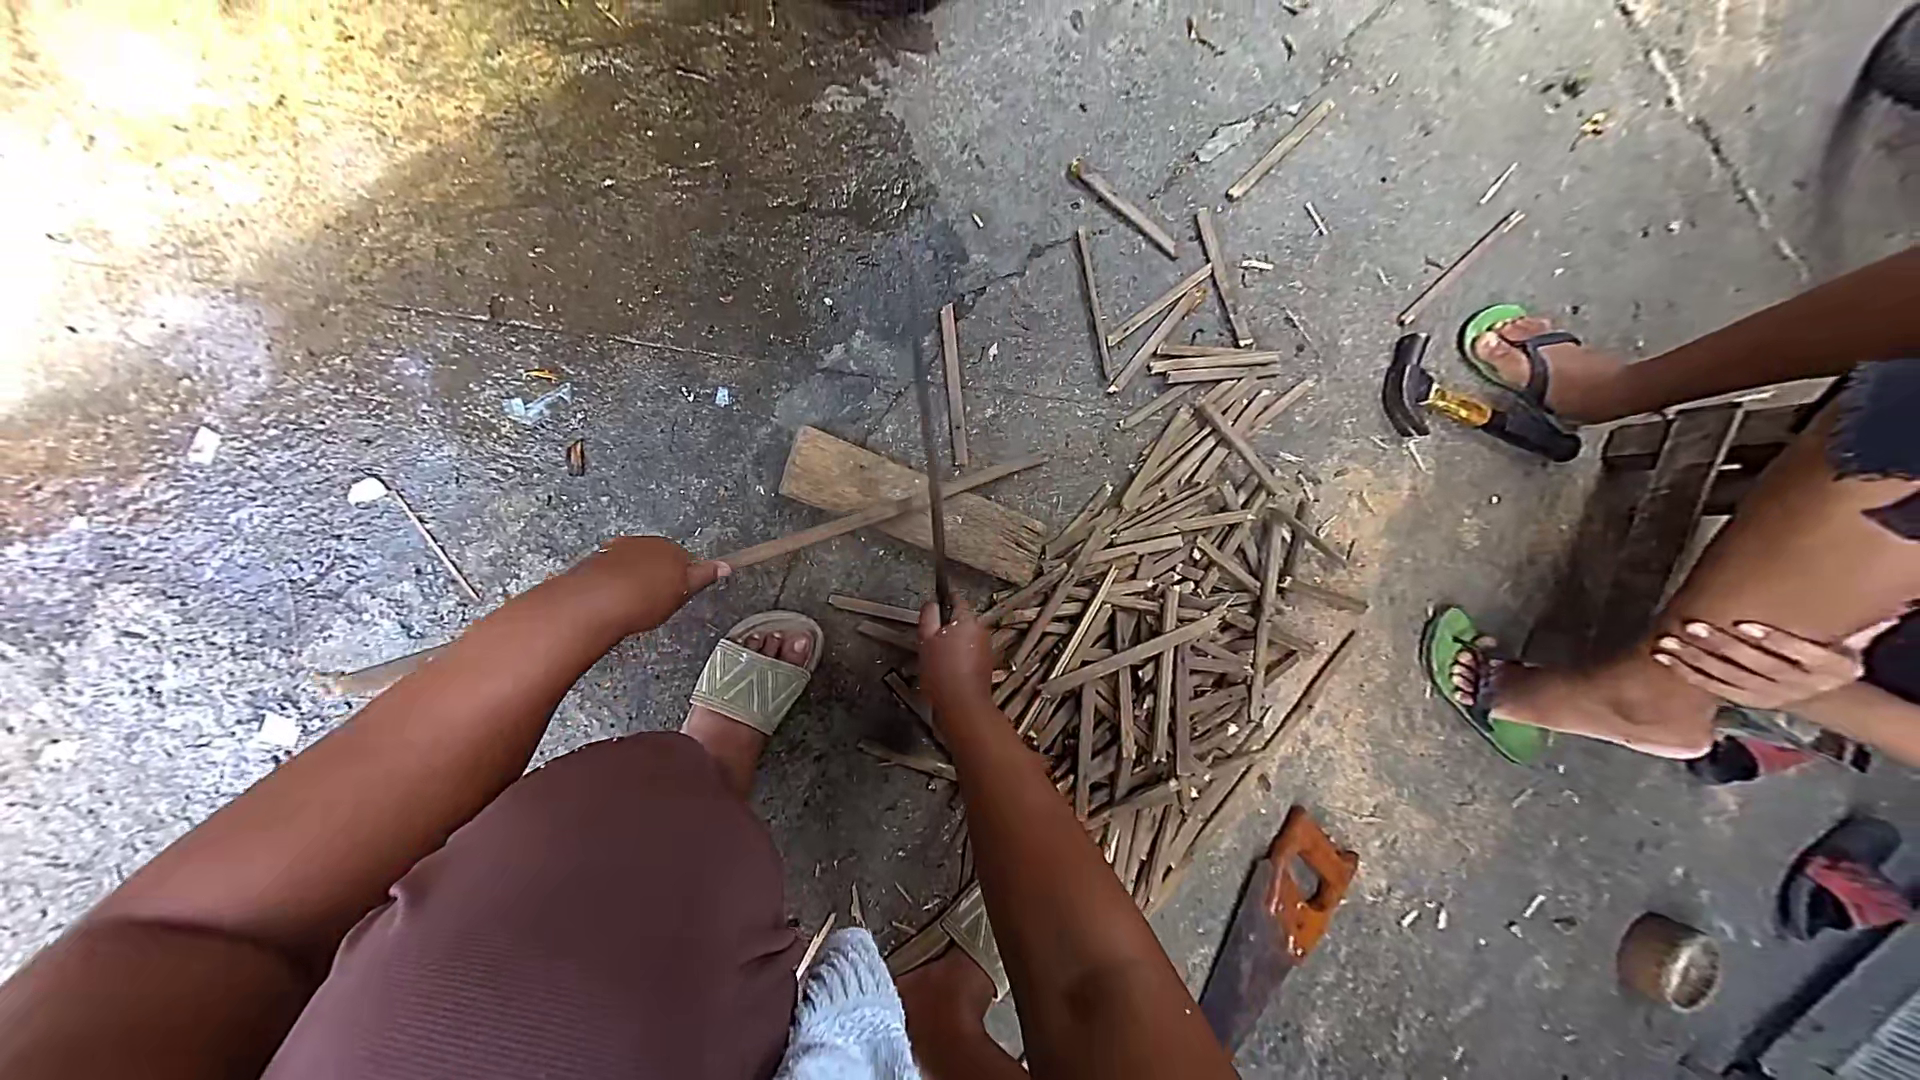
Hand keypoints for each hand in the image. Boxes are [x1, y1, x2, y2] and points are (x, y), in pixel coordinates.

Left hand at [570, 536, 727, 634]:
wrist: (594, 604)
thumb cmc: (642, 598)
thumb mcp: (684, 591)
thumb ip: (705, 576)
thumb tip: (724, 566)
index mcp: (670, 547)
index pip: (685, 559)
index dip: (683, 580)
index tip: (678, 594)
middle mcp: (643, 543)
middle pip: (658, 559)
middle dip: (658, 577)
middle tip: (658, 602)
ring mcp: (617, 550)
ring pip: (634, 565)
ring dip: (635, 581)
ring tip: (635, 605)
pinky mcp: (595, 562)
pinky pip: (611, 572)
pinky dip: (614, 584)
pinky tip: (615, 601)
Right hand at [917, 596, 994, 714]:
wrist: (962, 705)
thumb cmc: (942, 672)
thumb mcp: (926, 640)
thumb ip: (928, 616)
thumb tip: (931, 604)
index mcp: (967, 620)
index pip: (957, 599)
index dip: (944, 600)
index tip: (935, 604)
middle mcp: (981, 630)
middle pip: (961, 620)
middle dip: (947, 627)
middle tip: (930, 641)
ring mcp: (986, 647)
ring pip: (965, 637)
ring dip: (954, 642)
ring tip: (937, 659)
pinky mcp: (986, 664)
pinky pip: (970, 652)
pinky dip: (960, 656)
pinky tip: (948, 670)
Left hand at [1652, 618, 1894, 708]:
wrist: (1815, 691)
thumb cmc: (1819, 654)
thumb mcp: (1838, 643)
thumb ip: (1844, 627)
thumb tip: (1864, 606)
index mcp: (1836, 670)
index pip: (1808, 655)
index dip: (1777, 641)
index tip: (1744, 624)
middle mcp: (1806, 686)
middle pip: (1761, 666)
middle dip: (1724, 645)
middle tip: (1692, 625)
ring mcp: (1773, 696)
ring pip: (1730, 677)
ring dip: (1695, 658)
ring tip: (1668, 640)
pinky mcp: (1745, 701)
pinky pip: (1712, 686)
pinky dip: (1684, 671)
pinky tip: (1661, 656)